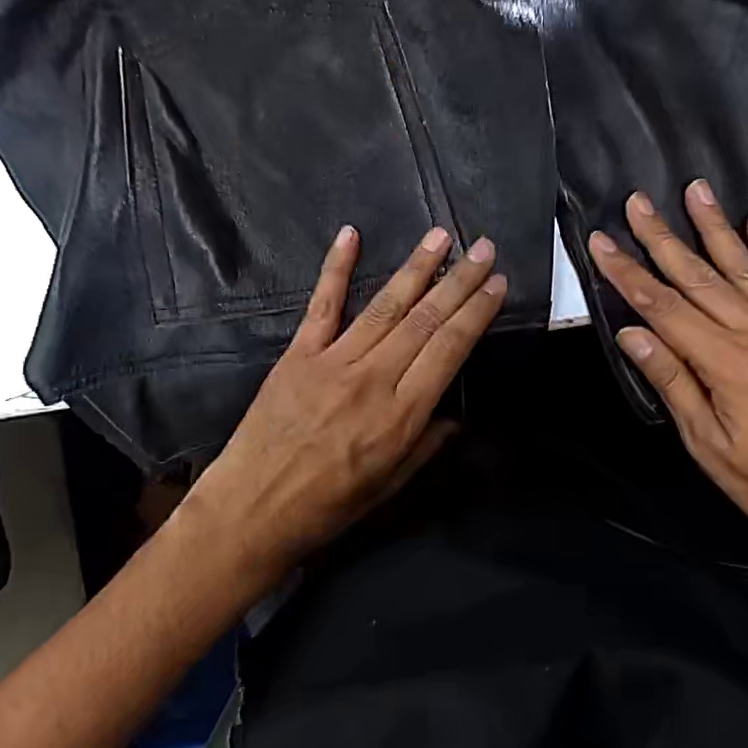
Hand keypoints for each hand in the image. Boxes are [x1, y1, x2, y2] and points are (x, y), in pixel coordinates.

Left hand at [186, 225, 505, 576]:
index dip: (476, 312)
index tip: (497, 284)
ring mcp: (333, 361)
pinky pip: (322, 304)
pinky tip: (350, 235)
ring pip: (385, 305)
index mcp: (401, 415)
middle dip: (460, 281)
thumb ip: (425, 446)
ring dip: (417, 267)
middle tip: (483, 248)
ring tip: (441, 236)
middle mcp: (373, 379)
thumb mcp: (389, 488)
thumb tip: (453, 416)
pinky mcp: (298, 354)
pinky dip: (336, 267)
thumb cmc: (326, 506)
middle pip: (425, 319)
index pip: (449, 349)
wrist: (250, 511)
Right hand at [585, 181, 747, 580]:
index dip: (628, 273)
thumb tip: (634, 334)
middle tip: (637, 202)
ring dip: (715, 227)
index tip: (603, 242)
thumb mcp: (711, 446)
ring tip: (695, 190)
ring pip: (742, 268)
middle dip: (662, 238)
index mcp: (728, 365)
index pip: (664, 308)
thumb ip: (673, 383)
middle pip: (699, 277)